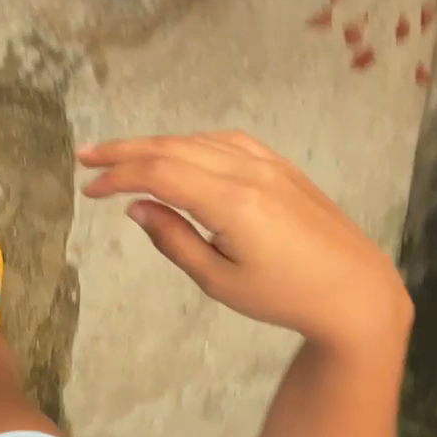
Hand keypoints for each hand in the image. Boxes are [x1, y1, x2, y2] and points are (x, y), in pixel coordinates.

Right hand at [80, 132, 411, 347]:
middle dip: (124, 151)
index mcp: (232, 203)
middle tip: (85, 157)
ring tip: (119, 156)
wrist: (352, 288)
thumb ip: (174, 239)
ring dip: (154, 145)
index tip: (88, 190)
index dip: (118, 177)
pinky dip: (189, 144)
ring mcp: (268, 164)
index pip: (160, 175)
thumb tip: (137, 209)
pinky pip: (225, 143)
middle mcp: (249, 172)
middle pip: (174, 149)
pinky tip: (173, 153)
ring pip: (198, 141)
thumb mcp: (217, 279)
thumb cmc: (281, 294)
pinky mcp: (279, 167)